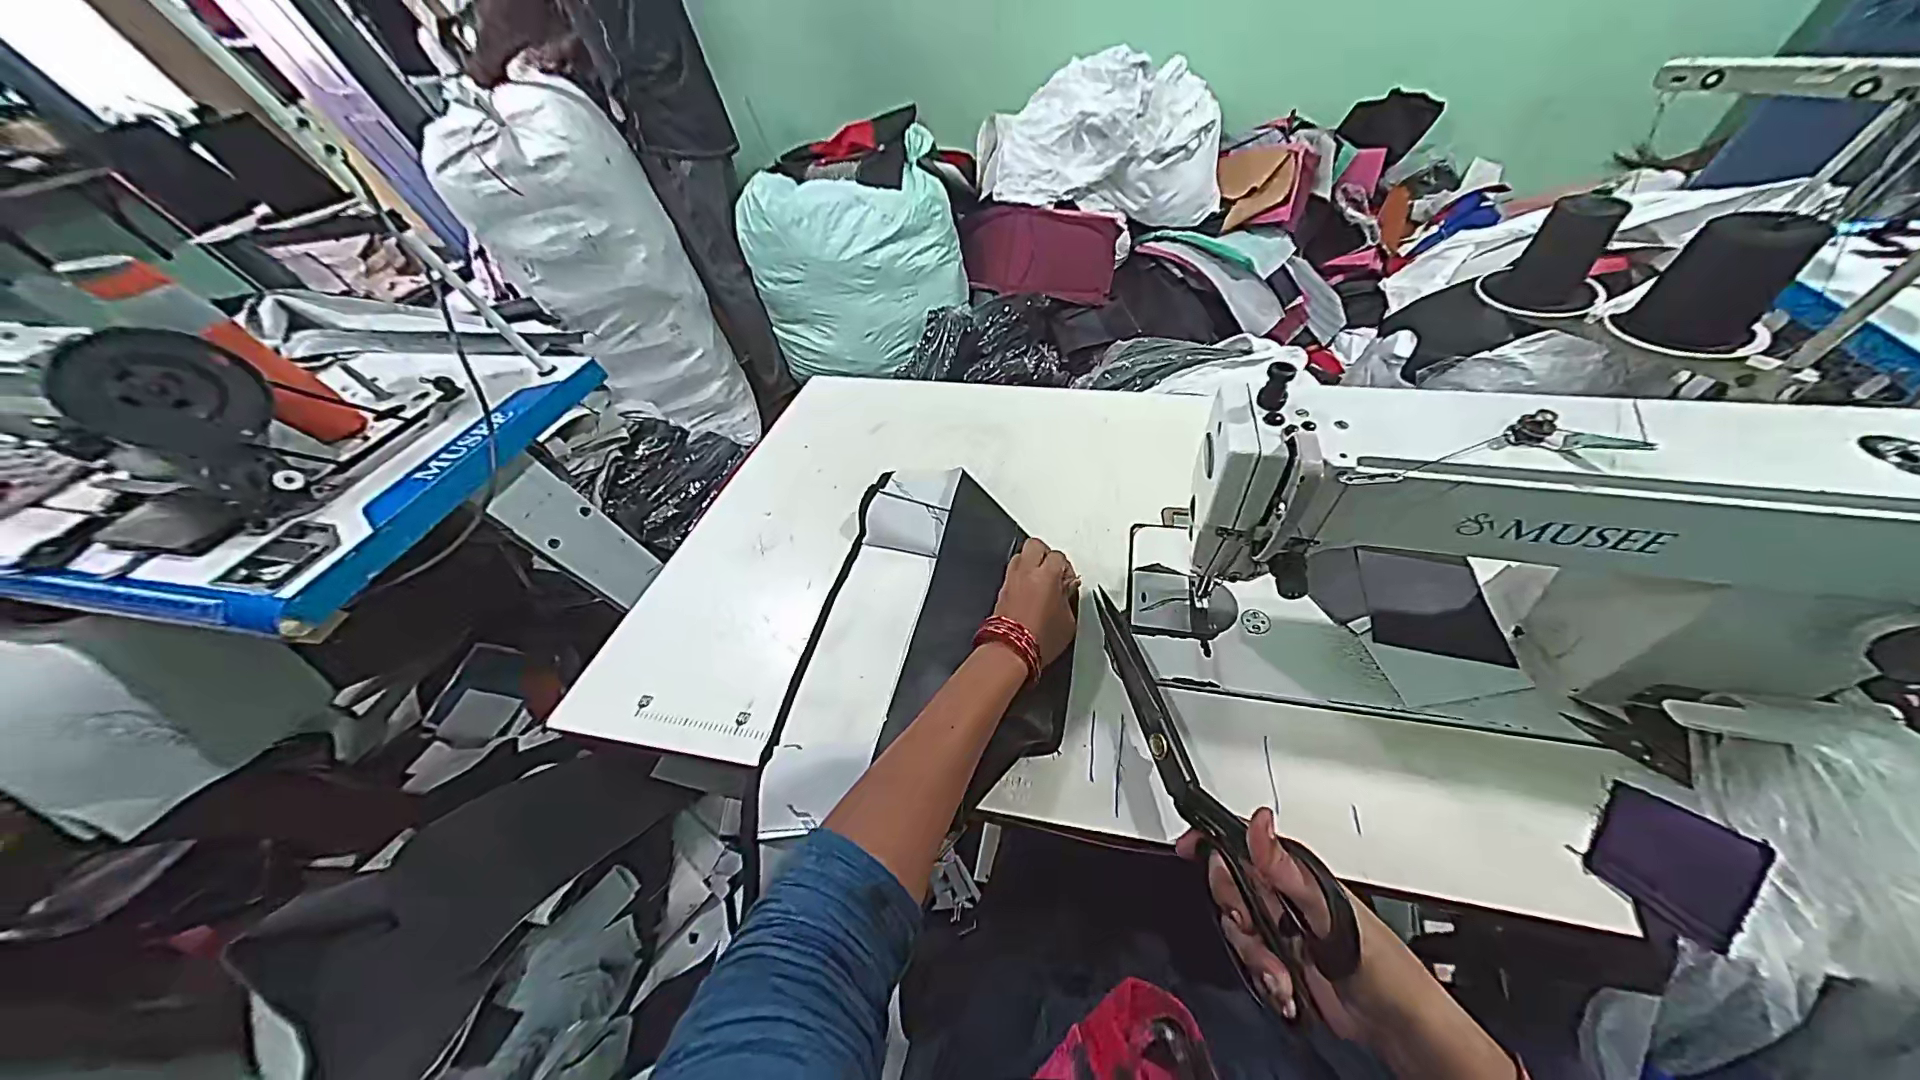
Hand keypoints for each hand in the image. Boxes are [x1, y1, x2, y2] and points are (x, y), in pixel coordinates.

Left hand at [993, 538, 1078, 666]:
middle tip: (1054, 569)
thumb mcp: (1068, 621)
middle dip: (1046, 554)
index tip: (1068, 580)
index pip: (1058, 556)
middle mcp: (1026, 573)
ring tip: (1040, 578)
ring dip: (1030, 562)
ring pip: (1020, 555)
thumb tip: (1067, 591)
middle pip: (1035, 545)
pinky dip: (1021, 575)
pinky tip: (1029, 589)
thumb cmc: (1038, 640)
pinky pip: (1012, 572)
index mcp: (1046, 575)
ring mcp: (1011, 580)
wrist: (1011, 651)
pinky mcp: (1001, 591)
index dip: (1066, 567)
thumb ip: (1069, 598)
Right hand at [1176, 809, 1443, 1043]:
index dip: (1210, 843)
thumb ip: (1287, 868)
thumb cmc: (1380, 964)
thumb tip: (1259, 822)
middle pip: (1227, 885)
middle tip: (1252, 924)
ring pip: (1234, 927)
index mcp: (1292, 872)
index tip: (1187, 847)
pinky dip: (1262, 978)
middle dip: (1233, 910)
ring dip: (1253, 953)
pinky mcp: (1279, 961)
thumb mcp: (1328, 910)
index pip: (1239, 843)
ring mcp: (1280, 928)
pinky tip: (1285, 988)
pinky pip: (1248, 961)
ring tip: (1280, 972)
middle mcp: (1283, 896)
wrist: (1401, 1027)